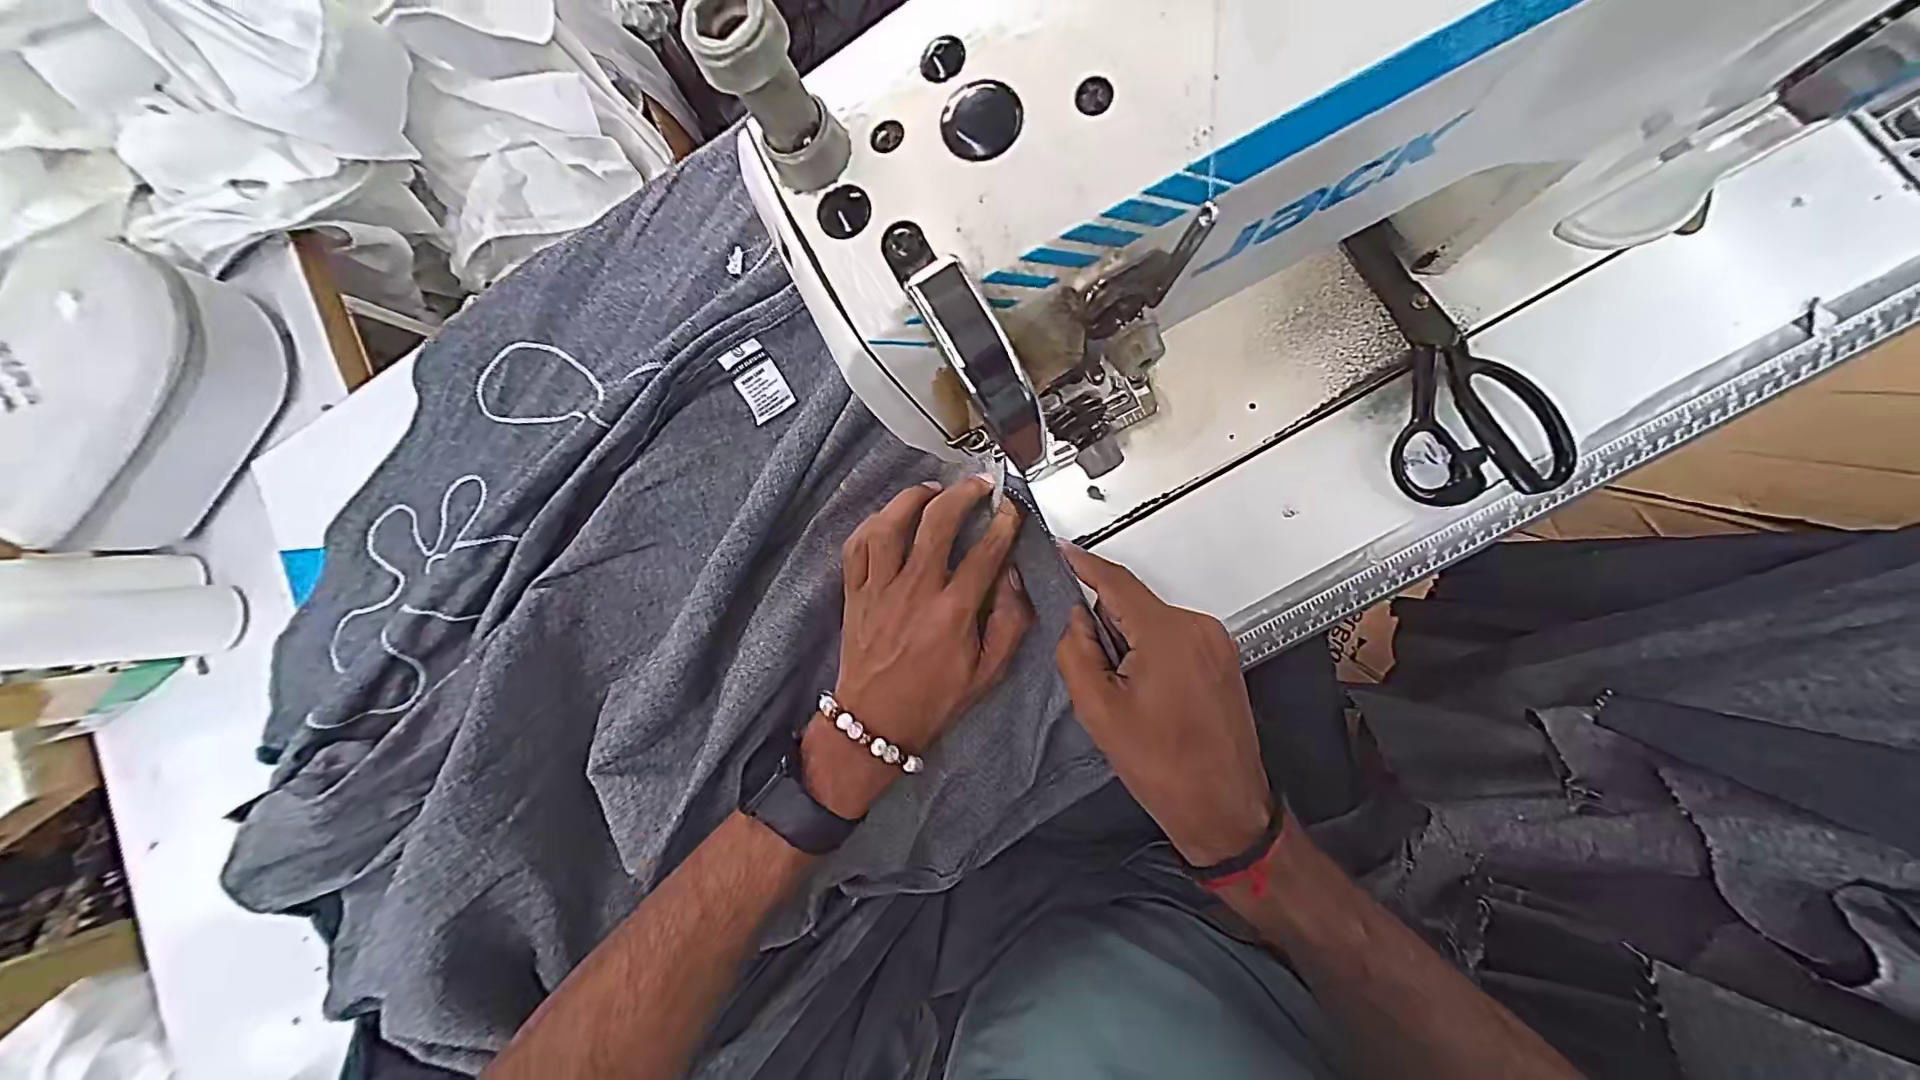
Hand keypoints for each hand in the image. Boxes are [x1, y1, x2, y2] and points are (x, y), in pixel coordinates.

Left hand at [803, 477, 1033, 817]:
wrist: (876, 723)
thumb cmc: (932, 700)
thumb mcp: (988, 672)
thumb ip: (1011, 624)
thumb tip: (1015, 580)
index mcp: (952, 613)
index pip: (985, 552)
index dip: (1003, 523)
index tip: (1011, 510)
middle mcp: (914, 593)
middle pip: (938, 523)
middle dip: (963, 494)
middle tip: (978, 485)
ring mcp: (879, 590)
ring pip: (890, 526)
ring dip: (912, 499)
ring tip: (932, 489)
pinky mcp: (855, 594)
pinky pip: (856, 547)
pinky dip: (871, 524)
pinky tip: (888, 517)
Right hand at [1054, 544, 1271, 865]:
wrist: (1223, 807)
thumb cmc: (1171, 769)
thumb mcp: (1098, 710)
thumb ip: (1076, 652)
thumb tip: (1075, 621)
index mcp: (1168, 635)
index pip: (1116, 582)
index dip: (1084, 563)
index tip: (1065, 551)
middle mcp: (1198, 629)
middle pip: (1132, 603)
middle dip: (1105, 624)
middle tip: (1095, 669)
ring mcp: (1215, 642)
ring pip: (1152, 620)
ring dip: (1129, 641)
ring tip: (1130, 694)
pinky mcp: (1222, 656)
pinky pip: (1173, 635)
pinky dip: (1151, 650)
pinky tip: (1149, 693)